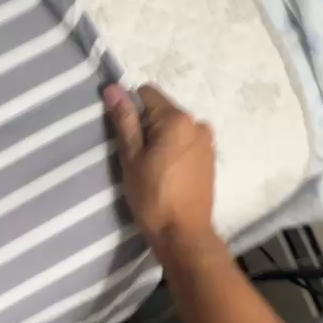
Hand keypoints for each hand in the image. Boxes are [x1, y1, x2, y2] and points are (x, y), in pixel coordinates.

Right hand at [103, 84, 217, 256]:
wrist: (183, 234)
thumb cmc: (152, 197)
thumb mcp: (131, 159)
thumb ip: (124, 122)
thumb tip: (112, 88)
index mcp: (177, 119)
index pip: (146, 94)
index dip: (130, 112)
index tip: (124, 138)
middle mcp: (197, 123)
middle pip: (162, 112)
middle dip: (146, 129)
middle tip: (136, 161)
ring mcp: (207, 141)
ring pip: (174, 130)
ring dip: (160, 142)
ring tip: (151, 172)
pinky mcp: (210, 158)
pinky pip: (185, 144)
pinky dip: (173, 153)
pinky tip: (166, 177)